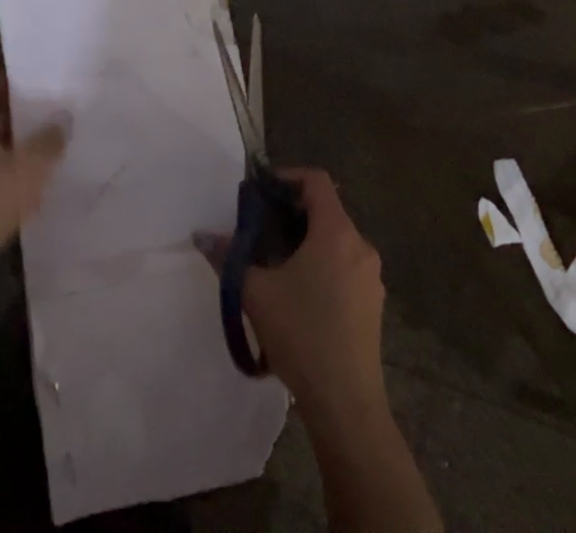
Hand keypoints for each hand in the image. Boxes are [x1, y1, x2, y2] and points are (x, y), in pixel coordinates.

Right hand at [202, 169, 386, 421]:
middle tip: (256, 227)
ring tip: (271, 262)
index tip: (259, 190)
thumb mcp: (256, 293)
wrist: (345, 398)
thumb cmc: (301, 333)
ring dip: (304, 241)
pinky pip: (344, 267)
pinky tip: (296, 294)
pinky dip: (319, 264)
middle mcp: (361, 247)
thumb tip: (203, 236)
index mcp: (337, 234)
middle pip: (326, 211)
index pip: (317, 182)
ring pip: (335, 242)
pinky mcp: (372, 303)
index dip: (287, 177)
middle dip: (290, 213)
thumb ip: (229, 258)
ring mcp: (371, 277)